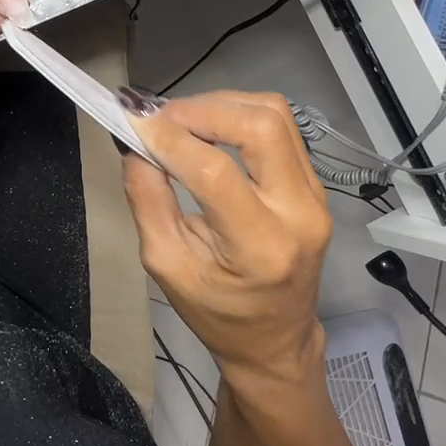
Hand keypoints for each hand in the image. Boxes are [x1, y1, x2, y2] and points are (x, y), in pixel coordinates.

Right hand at [121, 90, 333, 385]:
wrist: (275, 340)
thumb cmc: (215, 311)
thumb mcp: (165, 263)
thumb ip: (147, 198)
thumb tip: (135, 143)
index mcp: (260, 247)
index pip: (214, 171)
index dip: (168, 138)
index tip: (131, 122)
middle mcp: (299, 213)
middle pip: (260, 126)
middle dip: (200, 109)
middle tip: (159, 119)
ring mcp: (314, 195)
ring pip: (273, 114)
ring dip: (219, 105)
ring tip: (180, 122)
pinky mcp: (312, 183)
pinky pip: (279, 125)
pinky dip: (235, 115)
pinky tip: (205, 130)